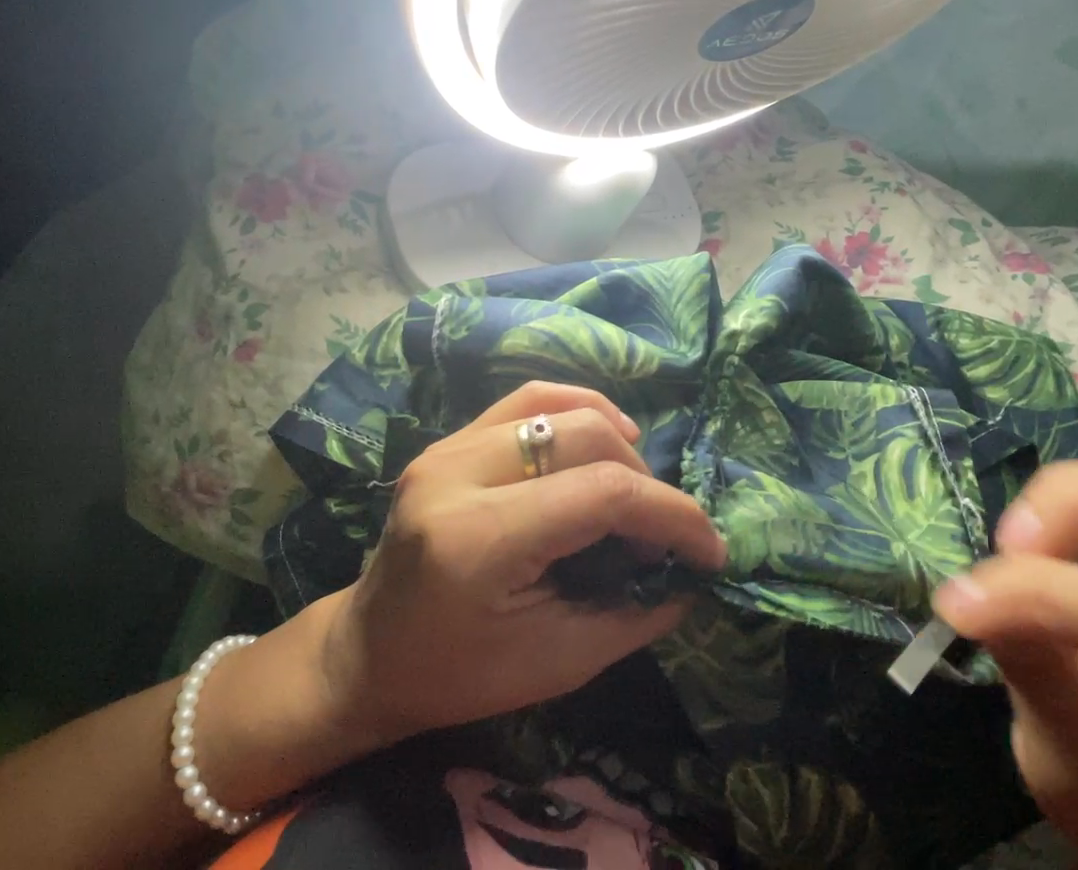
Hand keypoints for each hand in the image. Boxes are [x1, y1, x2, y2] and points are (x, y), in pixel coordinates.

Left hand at [314, 382, 727, 745]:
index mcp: (479, 539)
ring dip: (614, 438)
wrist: (368, 657)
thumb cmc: (457, 676)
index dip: (672, 515)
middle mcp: (456, 474)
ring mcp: (445, 449)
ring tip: (637, 483)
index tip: (709, 551)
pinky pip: (524, 402)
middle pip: (585, 437)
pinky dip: (575, 412)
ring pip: (556, 405)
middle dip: (645, 482)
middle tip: (658, 539)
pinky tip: (601, 440)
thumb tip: (693, 575)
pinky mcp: (446, 442)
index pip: (602, 494)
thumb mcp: (558, 663)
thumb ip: (635, 615)